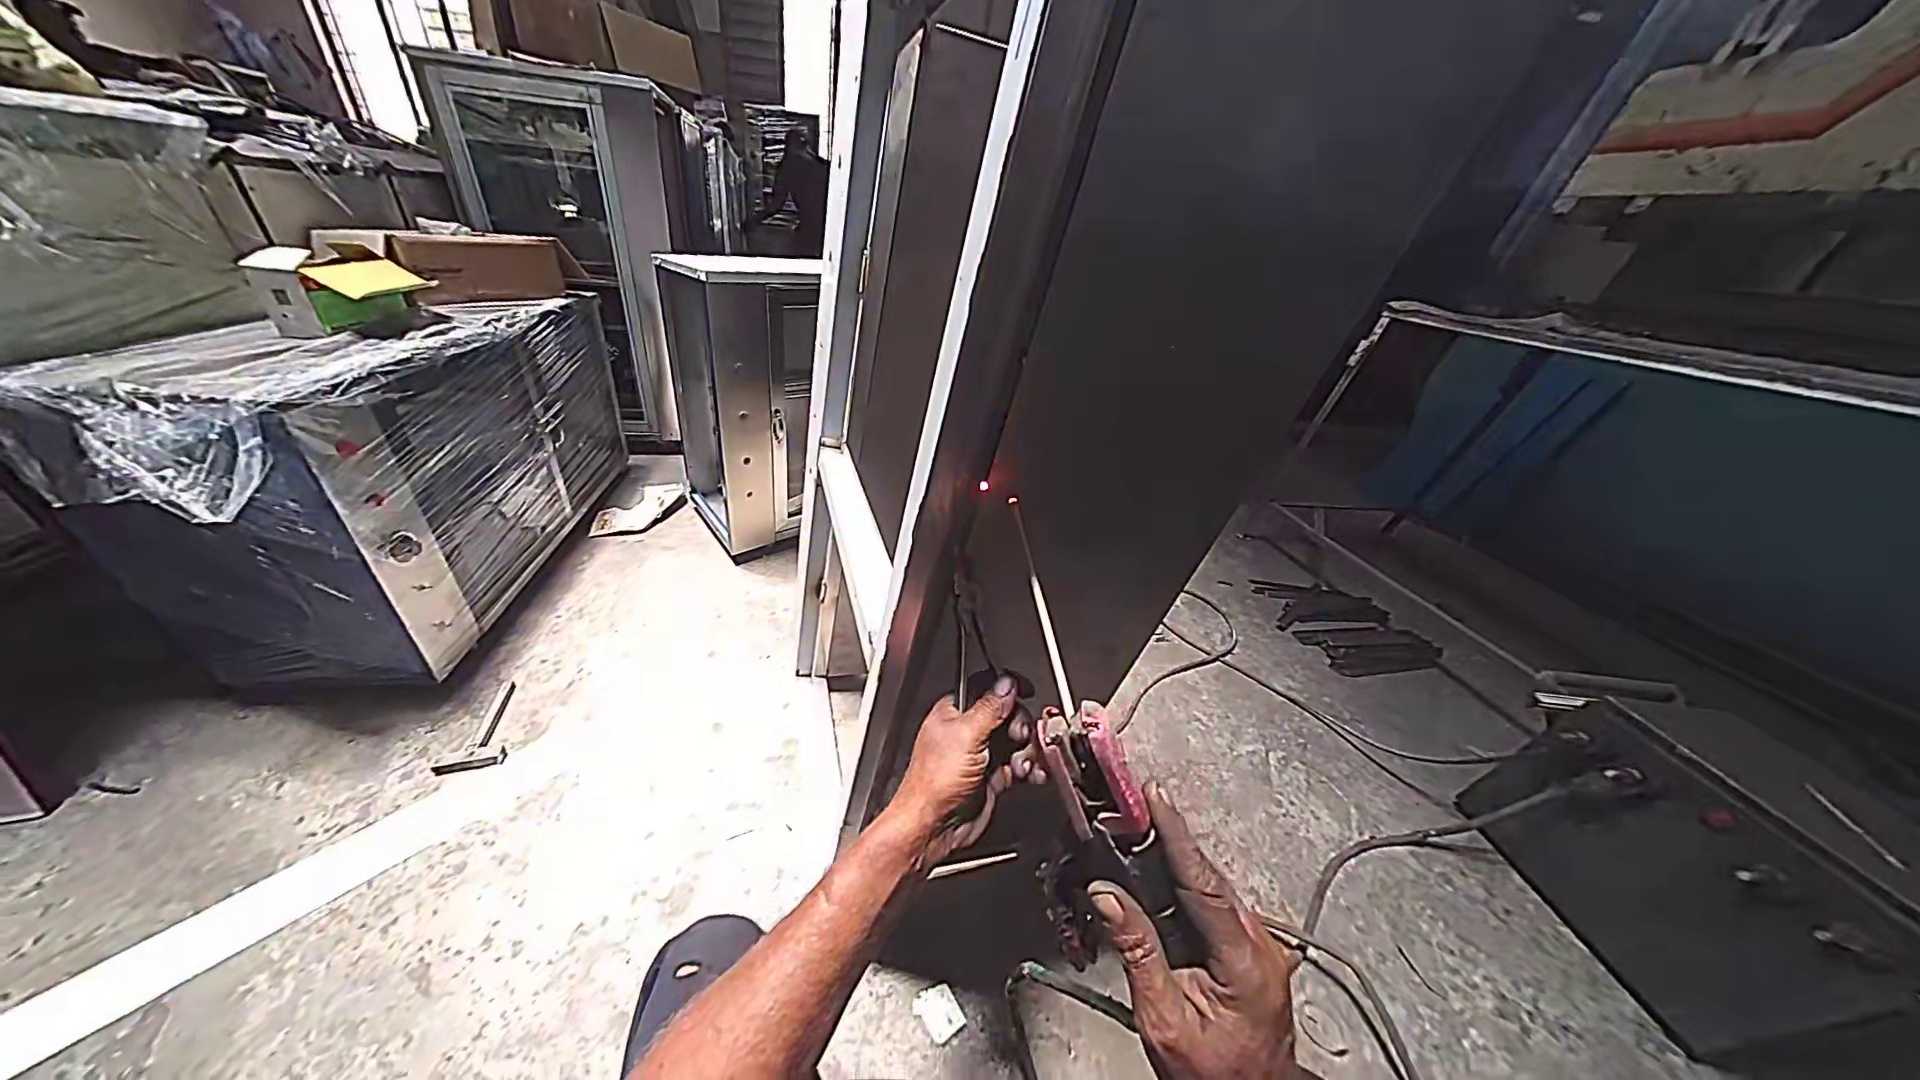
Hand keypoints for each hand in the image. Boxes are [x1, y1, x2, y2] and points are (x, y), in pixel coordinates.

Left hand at [887, 675, 1047, 863]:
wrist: (933, 826)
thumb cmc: (933, 783)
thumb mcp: (965, 736)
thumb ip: (989, 708)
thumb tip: (1006, 684)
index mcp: (954, 711)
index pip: (985, 686)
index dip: (1007, 687)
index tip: (1025, 691)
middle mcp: (968, 730)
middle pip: (1008, 713)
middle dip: (1020, 724)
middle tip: (1018, 736)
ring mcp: (982, 753)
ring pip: (1017, 740)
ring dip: (1027, 750)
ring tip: (1020, 763)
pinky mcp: (993, 776)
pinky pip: (1019, 764)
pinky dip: (1029, 768)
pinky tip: (1030, 774)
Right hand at [1088, 784, 1302, 1079]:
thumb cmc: (1215, 1074)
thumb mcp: (1165, 1020)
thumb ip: (1136, 952)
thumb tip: (1107, 897)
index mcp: (1245, 963)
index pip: (1203, 882)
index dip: (1176, 835)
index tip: (1156, 798)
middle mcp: (1259, 945)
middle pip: (1206, 876)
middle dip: (1169, 838)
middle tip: (1135, 806)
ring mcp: (1257, 943)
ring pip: (1208, 884)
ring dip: (1174, 856)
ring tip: (1141, 827)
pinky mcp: (1247, 944)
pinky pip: (1210, 899)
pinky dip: (1182, 877)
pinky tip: (1161, 868)